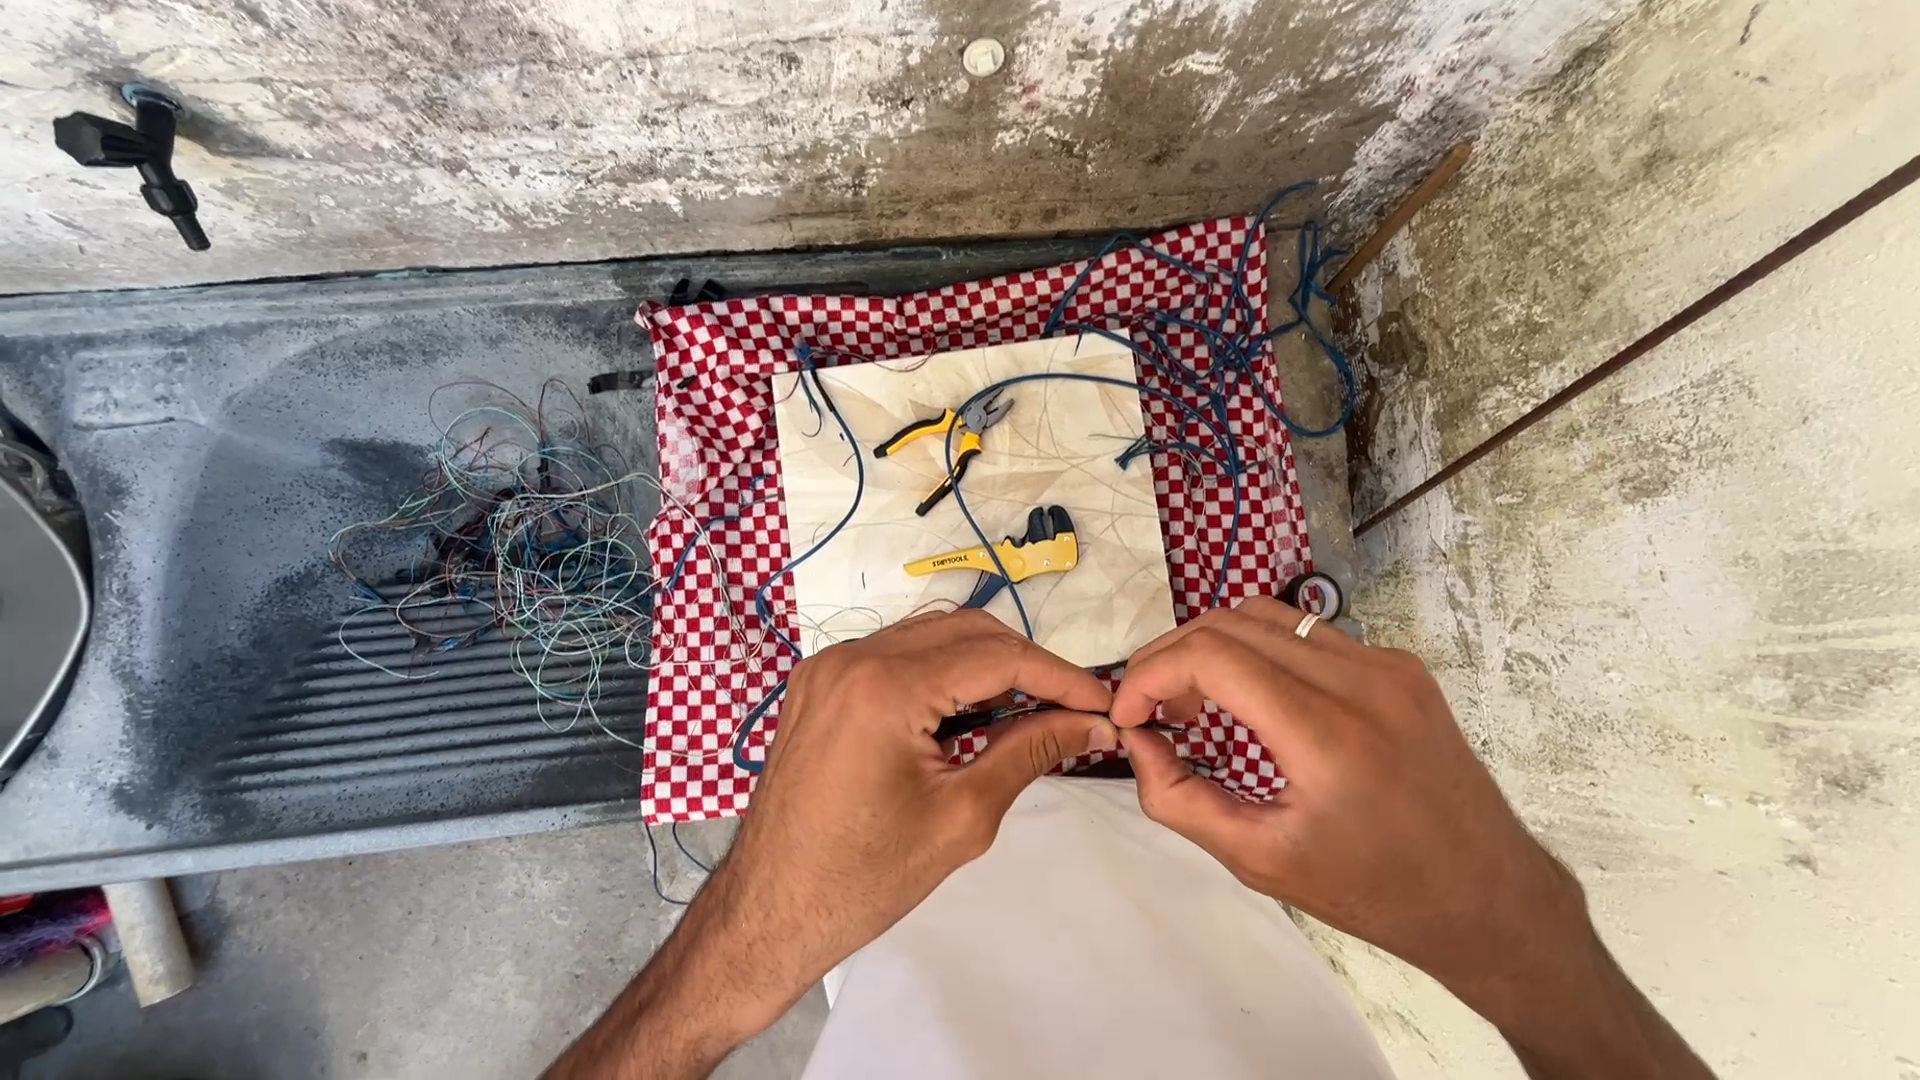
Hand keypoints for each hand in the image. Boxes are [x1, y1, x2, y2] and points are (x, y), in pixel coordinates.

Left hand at [546, 609, 1113, 1079]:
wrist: (768, 912)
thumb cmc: (866, 879)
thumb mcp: (963, 817)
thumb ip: (1032, 752)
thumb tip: (1091, 723)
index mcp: (885, 686)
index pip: (997, 656)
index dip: (1060, 675)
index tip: (1103, 699)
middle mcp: (852, 656)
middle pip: (965, 631)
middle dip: (1025, 664)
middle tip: (1070, 707)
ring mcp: (829, 664)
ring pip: (930, 635)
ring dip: (984, 663)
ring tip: (1027, 708)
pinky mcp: (818, 680)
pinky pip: (896, 653)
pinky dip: (940, 670)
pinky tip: (967, 708)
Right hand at [1110, 597, 1711, 1078]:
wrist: (1490, 898)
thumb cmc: (1372, 892)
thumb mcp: (1258, 860)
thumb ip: (1178, 798)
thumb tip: (1134, 740)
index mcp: (1329, 735)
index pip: (1211, 656)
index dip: (1149, 674)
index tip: (1127, 715)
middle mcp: (1361, 679)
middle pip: (1228, 622)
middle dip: (1169, 658)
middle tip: (1150, 709)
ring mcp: (1386, 663)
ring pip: (1262, 616)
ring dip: (1208, 648)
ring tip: (1193, 704)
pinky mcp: (1397, 664)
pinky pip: (1301, 634)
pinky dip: (1253, 653)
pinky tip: (1249, 700)